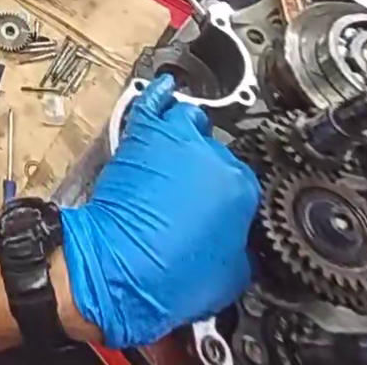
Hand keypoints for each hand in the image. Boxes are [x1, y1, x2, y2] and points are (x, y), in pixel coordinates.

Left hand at [61, 75, 259, 347]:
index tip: (223, 207)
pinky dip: (160, 93)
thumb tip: (241, 242)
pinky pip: (155, 100)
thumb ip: (244, 249)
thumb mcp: (229, 279)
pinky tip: (166, 87)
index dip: (232, 197)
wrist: (119, 269)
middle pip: (218, 150)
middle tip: (197, 190)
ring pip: (191, 119)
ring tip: (183, 148)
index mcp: (239, 188)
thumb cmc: (170, 278)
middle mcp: (212, 154)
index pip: (246, 181)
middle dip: (209, 169)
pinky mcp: (143, 133)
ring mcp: (176, 138)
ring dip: (189, 132)